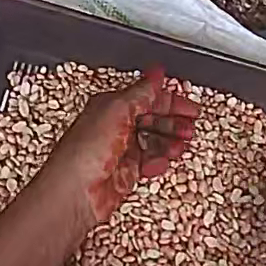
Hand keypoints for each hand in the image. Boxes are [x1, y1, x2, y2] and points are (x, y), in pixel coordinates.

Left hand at [37, 65, 200, 224]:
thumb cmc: (85, 152)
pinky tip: (163, 162)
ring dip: (169, 142)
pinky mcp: (125, 174)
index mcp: (111, 107)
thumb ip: (141, 92)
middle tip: (190, 127)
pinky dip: (158, 162)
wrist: (74, 192)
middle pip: (152, 120)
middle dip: (173, 122)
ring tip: (181, 146)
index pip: (147, 98)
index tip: (191, 108)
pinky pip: (148, 163)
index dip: (170, 101)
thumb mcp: (117, 110)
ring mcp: (120, 151)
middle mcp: (115, 127)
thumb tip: (156, 73)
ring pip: (152, 142)